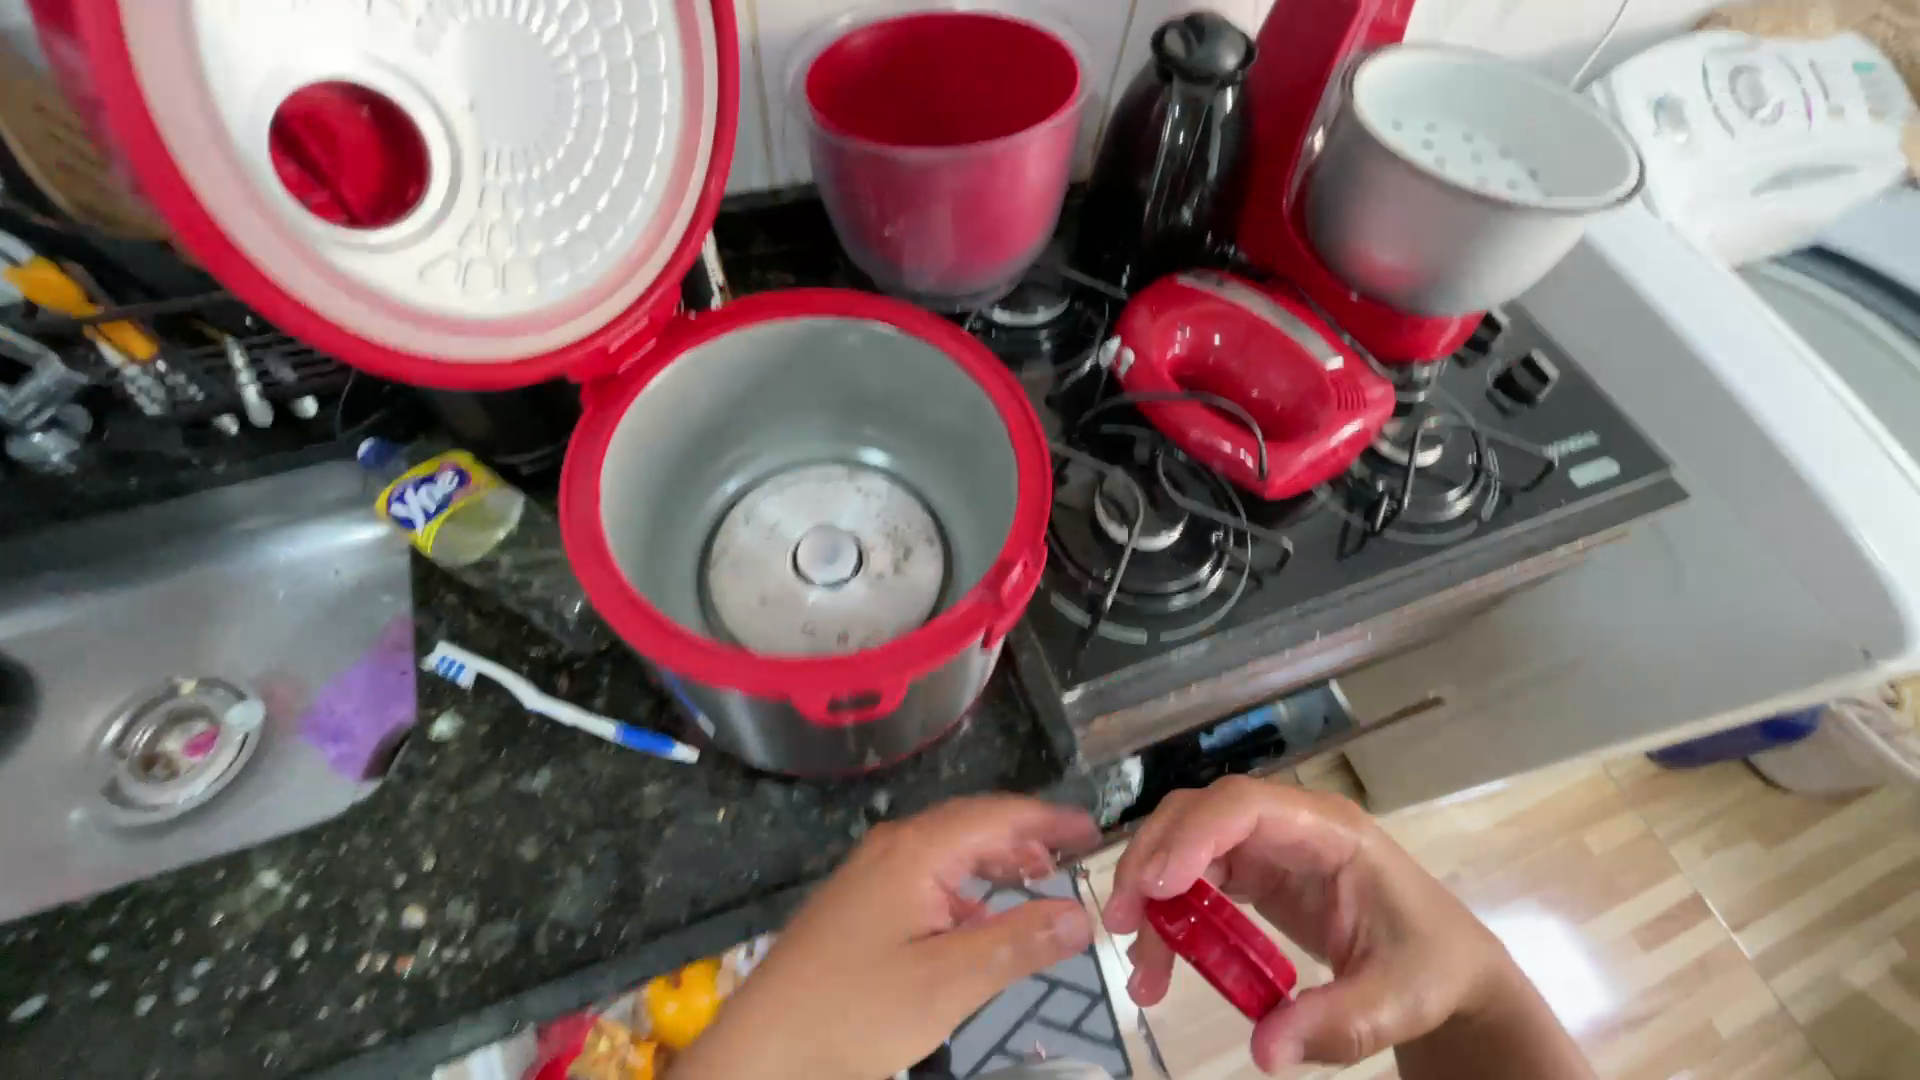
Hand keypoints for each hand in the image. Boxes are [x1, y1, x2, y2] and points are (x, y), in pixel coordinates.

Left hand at [672, 795, 1101, 1079]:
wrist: (763, 1047)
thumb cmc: (856, 1010)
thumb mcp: (947, 983)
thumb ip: (1017, 943)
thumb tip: (1081, 915)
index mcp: (916, 850)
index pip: (996, 815)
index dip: (1047, 818)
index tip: (1092, 828)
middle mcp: (894, 846)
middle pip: (972, 825)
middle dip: (1024, 836)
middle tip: (1070, 855)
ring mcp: (873, 871)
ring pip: (948, 850)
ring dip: (994, 861)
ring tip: (1036, 877)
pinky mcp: (862, 898)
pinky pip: (926, 875)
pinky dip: (964, 887)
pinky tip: (978, 916)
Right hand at [1104, 776, 1520, 1071]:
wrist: (1446, 965)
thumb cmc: (1432, 965)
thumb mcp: (1399, 999)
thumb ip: (1338, 1024)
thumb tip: (1264, 1053)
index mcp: (1326, 828)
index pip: (1244, 805)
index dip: (1193, 836)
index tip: (1153, 887)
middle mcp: (1284, 823)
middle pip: (1197, 815)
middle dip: (1151, 859)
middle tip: (1122, 921)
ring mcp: (1264, 845)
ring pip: (1184, 844)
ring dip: (1151, 894)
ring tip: (1141, 967)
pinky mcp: (1251, 872)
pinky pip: (1194, 879)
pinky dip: (1170, 916)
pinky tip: (1160, 961)